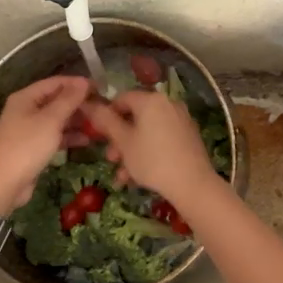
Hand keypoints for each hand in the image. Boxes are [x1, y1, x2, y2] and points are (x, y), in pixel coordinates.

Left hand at [0, 76, 91, 213]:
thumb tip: (84, 81)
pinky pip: (55, 136)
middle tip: (103, 110)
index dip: (78, 84)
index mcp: (26, 97)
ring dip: (77, 121)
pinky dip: (69, 137)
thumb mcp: (50, 120)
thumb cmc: (26, 146)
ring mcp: (29, 129)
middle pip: (57, 101)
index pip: (56, 83)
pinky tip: (87, 141)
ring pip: (57, 119)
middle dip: (79, 104)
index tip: (101, 89)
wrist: (3, 184)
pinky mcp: (33, 147)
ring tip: (99, 126)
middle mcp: (26, 109)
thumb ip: (68, 100)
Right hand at [81, 91, 218, 204]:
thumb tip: (90, 104)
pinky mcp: (189, 137)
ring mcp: (181, 120)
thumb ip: (106, 121)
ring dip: (131, 151)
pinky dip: (149, 153)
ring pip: (148, 132)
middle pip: (136, 117)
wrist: (192, 183)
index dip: (107, 115)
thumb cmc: (152, 160)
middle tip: (110, 158)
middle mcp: (168, 104)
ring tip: (122, 175)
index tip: (99, 134)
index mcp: (151, 100)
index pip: (122, 98)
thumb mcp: (124, 142)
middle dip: (119, 139)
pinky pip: (162, 139)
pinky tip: (138, 176)